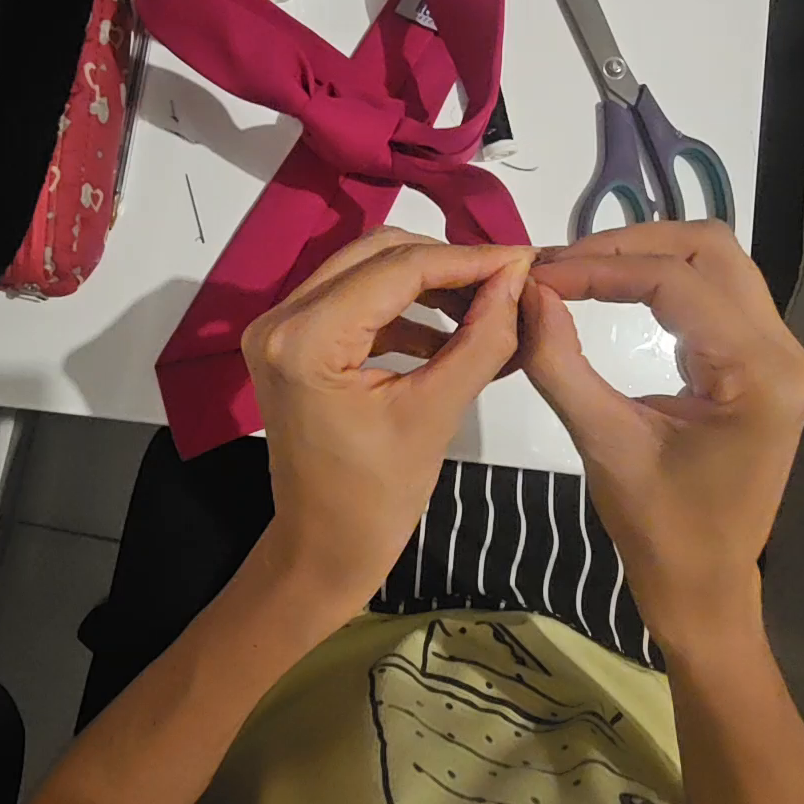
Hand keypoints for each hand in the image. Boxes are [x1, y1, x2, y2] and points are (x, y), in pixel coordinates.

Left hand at [244, 228, 533, 611]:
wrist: (323, 548)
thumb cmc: (377, 499)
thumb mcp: (436, 415)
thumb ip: (481, 339)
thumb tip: (517, 278)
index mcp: (306, 339)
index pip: (397, 270)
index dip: (467, 259)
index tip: (523, 259)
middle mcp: (280, 318)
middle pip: (377, 256)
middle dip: (446, 264)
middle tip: (506, 282)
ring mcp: (280, 327)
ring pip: (366, 272)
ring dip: (427, 284)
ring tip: (485, 308)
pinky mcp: (292, 340)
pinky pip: (355, 302)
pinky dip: (403, 310)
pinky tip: (448, 333)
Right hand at [520, 222, 803, 644]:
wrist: (703, 584)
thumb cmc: (656, 527)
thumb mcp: (601, 442)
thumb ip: (558, 361)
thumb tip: (527, 291)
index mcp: (759, 375)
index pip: (675, 283)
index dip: (600, 267)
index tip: (537, 275)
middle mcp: (785, 352)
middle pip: (710, 250)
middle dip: (627, 244)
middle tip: (560, 265)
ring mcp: (781, 354)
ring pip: (715, 262)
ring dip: (644, 255)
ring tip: (579, 270)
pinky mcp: (762, 362)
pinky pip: (714, 293)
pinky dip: (660, 279)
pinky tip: (614, 289)